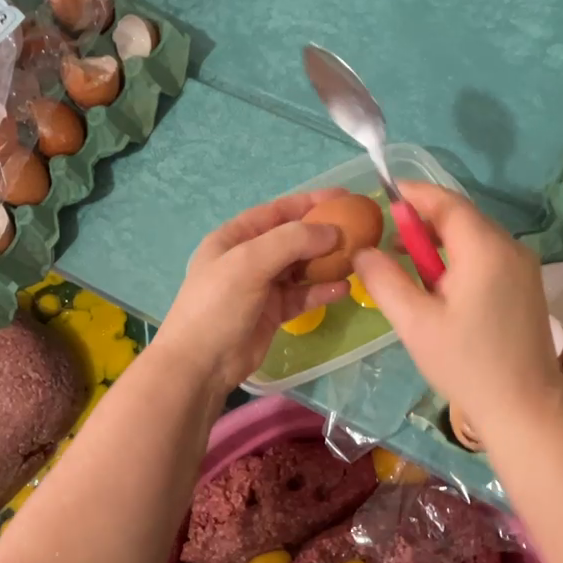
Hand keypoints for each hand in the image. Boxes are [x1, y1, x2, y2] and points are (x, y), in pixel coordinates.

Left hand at [151, 189, 351, 391]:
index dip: (310, 203)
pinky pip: (301, 296)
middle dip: (323, 234)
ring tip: (357, 259)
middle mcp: (248, 259)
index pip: (276, 212)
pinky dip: (320, 291)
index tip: (346, 198)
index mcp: (233, 238)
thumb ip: (290, 241)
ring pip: (300, 268)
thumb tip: (332, 232)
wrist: (201, 364)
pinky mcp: (272, 314)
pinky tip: (343, 289)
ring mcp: (260, 288)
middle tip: (361, 231)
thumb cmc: (218, 305)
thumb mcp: (249, 263)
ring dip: (326, 264)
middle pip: (292, 239)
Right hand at [352, 182, 562, 438]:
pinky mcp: (525, 288)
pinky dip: (456, 260)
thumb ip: (384, 280)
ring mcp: (522, 268)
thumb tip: (363, 251)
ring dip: (438, 243)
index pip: (446, 202)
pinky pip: (486, 258)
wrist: (524, 405)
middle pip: (462, 218)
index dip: (413, 194)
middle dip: (423, 221)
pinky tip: (436, 286)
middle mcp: (509, 248)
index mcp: (483, 249)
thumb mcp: (414, 322)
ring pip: (474, 239)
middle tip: (385, 236)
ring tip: (403, 263)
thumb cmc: (465, 363)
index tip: (383, 194)